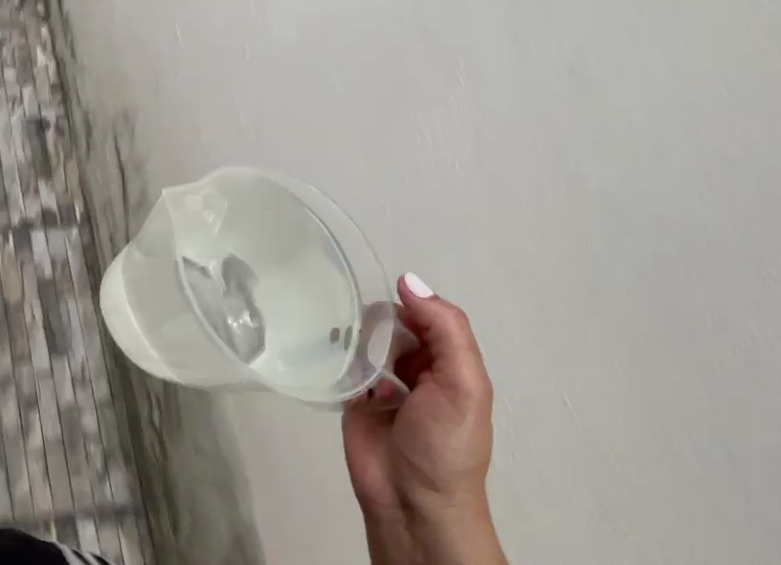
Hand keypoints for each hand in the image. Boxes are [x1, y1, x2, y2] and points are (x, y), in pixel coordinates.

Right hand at [342, 273, 505, 564]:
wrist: (411, 501)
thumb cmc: (445, 444)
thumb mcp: (462, 384)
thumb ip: (444, 330)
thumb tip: (408, 279)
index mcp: (450, 363)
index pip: (430, 315)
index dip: (412, 300)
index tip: (385, 286)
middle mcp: (417, 368)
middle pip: (395, 324)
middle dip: (377, 312)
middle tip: (350, 300)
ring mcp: (381, 381)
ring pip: (366, 339)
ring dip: (352, 328)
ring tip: (329, 314)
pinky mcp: (351, 394)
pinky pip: (340, 361)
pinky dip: (332, 349)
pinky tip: (318, 337)